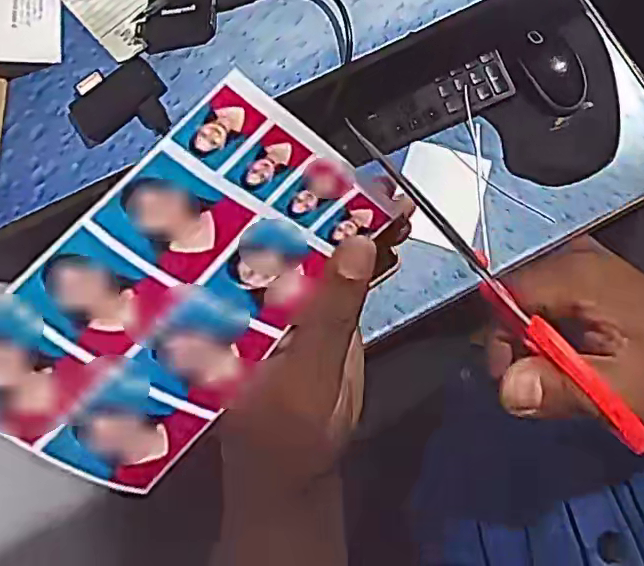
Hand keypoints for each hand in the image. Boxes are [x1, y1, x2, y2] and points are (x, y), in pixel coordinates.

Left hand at [221, 198, 411, 496]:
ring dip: (363, 222)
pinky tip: (398, 229)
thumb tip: (358, 243)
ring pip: (331, 246)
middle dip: (338, 204)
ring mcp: (299, 292)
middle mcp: (266, 284)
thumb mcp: (311, 372)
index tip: (328, 175)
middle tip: (372, 182)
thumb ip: (333, 310)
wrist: (301, 469)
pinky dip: (376, 249)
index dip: (295, 199)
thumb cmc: (288, 430)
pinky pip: (353, 269)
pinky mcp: (327, 304)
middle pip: (302, 230)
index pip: (264, 231)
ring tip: (394, 199)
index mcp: (245, 294)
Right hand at [487, 238, 643, 445]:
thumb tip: (504, 389)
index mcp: (578, 274)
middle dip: (516, 338)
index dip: (500, 337)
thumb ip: (560, 388)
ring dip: (532, 336)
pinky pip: (548, 294)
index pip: (507, 293)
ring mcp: (585, 262)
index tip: (512, 380)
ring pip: (530, 294)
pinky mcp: (593, 276)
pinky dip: (548, 327)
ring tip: (557, 373)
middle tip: (539, 384)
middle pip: (515, 290)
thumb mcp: (622, 395)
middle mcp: (575, 256)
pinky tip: (568, 355)